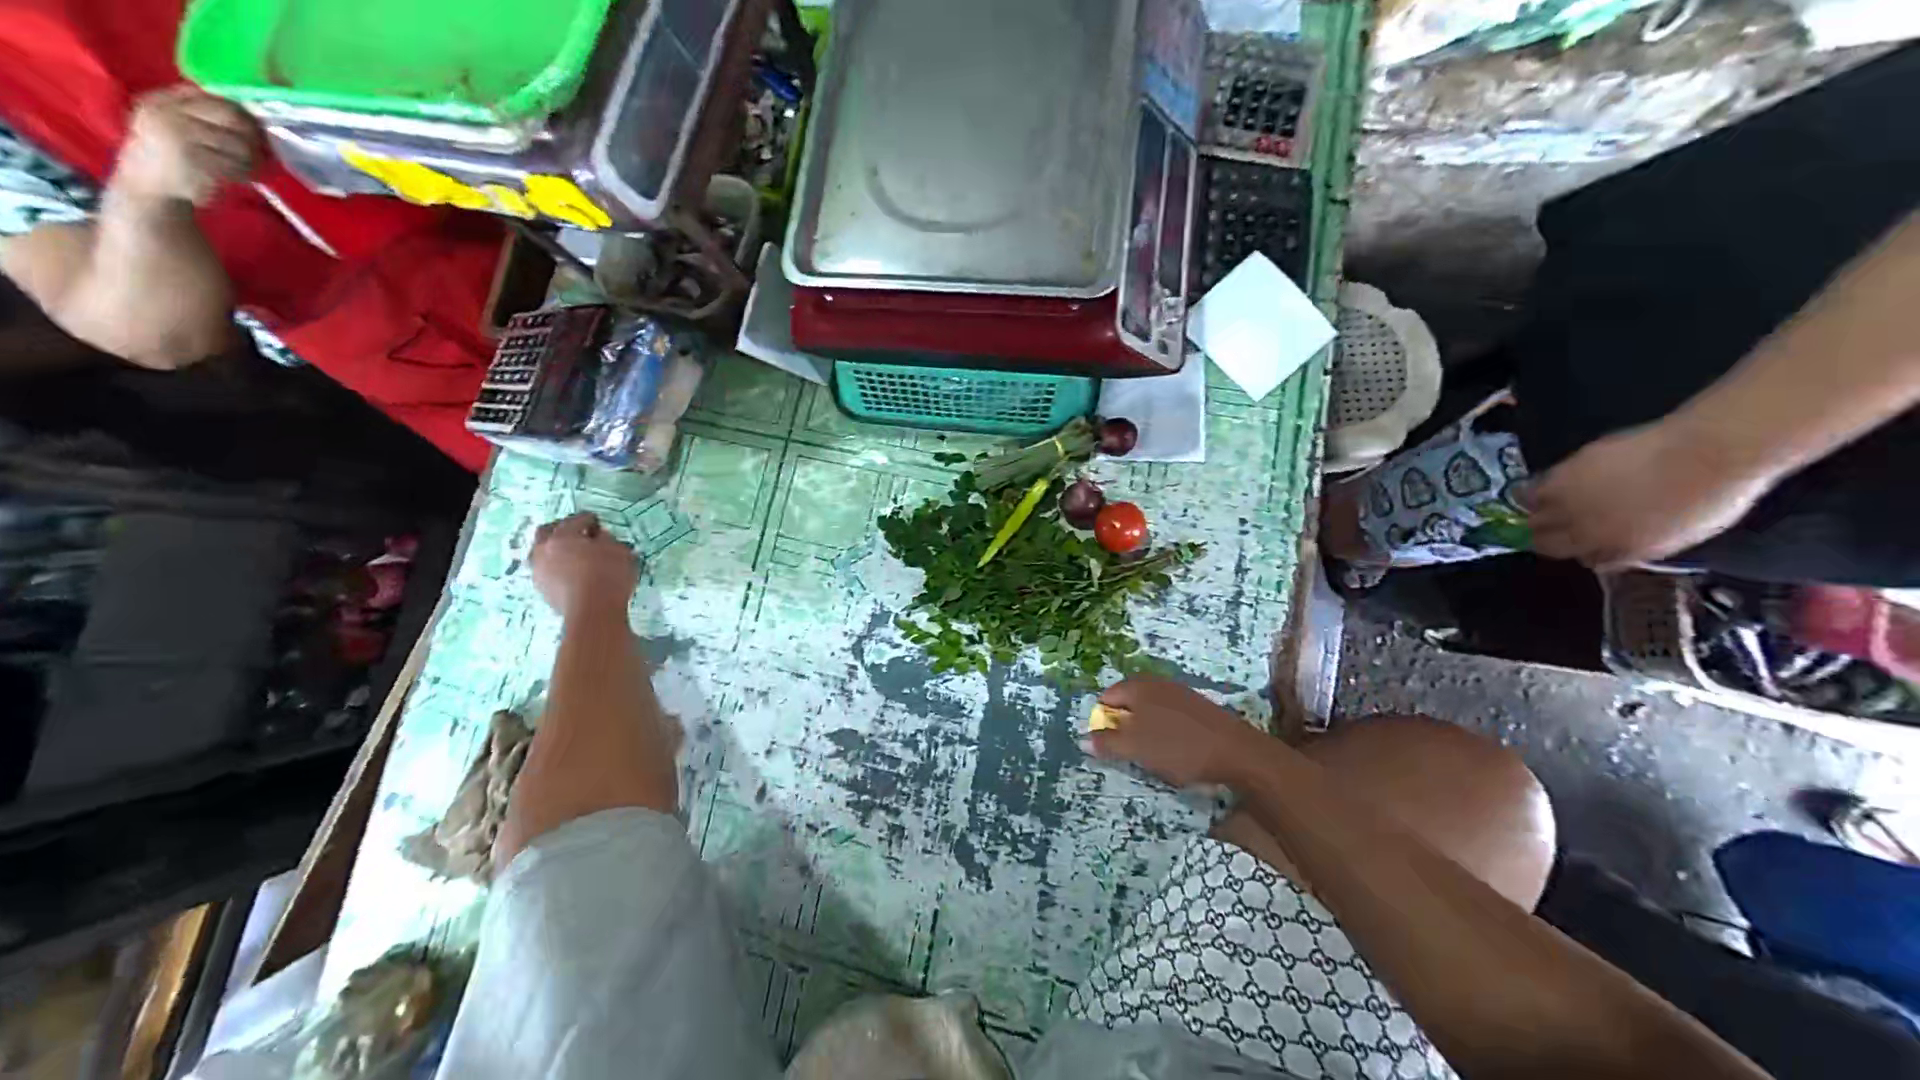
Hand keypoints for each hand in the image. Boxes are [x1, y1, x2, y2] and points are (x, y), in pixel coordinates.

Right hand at [112, 86, 260, 205]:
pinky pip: (237, 165)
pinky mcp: (194, 162)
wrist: (148, 186)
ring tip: (251, 169)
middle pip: (233, 118)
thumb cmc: (172, 156)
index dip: (245, 115)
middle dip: (255, 137)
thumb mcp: (178, 126)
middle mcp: (167, 113)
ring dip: (255, 160)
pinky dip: (247, 174)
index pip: (216, 98)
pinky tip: (242, 179)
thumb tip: (254, 116)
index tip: (258, 132)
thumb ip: (206, 115)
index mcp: (163, 101)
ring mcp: (178, 136)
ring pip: (240, 144)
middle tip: (264, 153)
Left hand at [529, 513, 638, 617]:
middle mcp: (544, 550)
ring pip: (543, 552)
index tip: (599, 523)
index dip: (590, 520)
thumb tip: (599, 537)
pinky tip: (571, 572)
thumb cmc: (608, 576)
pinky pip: (548, 570)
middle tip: (578, 533)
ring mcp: (539, 571)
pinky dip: (557, 567)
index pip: (576, 520)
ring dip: (555, 550)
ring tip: (573, 555)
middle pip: (547, 532)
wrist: (593, 613)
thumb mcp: (619, 551)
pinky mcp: (542, 590)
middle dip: (561, 529)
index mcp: (562, 536)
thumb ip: (607, 539)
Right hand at [1086, 678, 1267, 787]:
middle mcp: (1157, 683)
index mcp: (1137, 686)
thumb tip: (1084, 739)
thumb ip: (1107, 742)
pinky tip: (1178, 751)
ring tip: (1155, 755)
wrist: (1238, 753)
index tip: (1112, 747)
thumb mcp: (1135, 748)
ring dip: (1147, 732)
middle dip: (1125, 727)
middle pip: (1128, 704)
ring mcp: (1180, 693)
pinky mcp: (1199, 707)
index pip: (1106, 699)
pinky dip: (1167, 733)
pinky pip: (1171, 717)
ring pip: (1150, 711)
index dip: (1103, 722)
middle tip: (1133, 753)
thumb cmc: (1178, 747)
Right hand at [1526, 420, 1776, 569]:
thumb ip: (1640, 547)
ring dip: (1536, 516)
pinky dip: (1531, 492)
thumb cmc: (1710, 496)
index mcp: (1618, 549)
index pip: (1586, 560)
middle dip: (1549, 539)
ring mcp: (1571, 502)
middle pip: (1547, 542)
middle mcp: (1585, 531)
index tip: (1589, 546)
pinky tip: (1539, 489)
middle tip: (1554, 531)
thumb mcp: (1680, 536)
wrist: (1707, 451)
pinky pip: (1533, 490)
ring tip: (1541, 508)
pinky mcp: (1563, 474)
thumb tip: (1614, 551)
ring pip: (1533, 517)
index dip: (1586, 553)